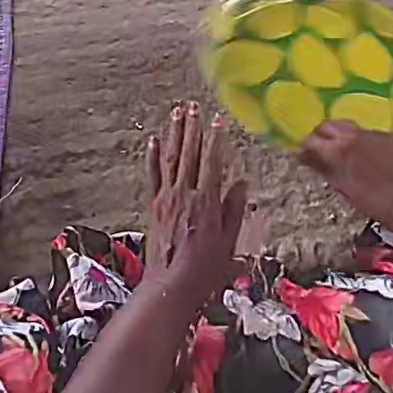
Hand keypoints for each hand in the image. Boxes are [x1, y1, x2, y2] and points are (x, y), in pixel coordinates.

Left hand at [143, 102, 247, 302]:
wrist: (171, 286)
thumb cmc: (205, 267)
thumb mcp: (229, 240)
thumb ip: (233, 209)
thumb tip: (240, 183)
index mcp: (207, 201)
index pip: (212, 161)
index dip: (215, 138)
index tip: (218, 119)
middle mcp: (185, 194)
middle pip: (190, 153)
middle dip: (193, 127)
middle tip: (194, 106)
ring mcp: (166, 198)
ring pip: (171, 158)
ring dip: (175, 133)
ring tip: (177, 113)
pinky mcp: (154, 205)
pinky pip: (153, 175)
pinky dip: (153, 156)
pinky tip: (154, 139)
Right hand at [301, 121, 392, 222]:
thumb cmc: (370, 199)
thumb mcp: (341, 185)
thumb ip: (322, 168)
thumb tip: (305, 157)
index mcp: (336, 149)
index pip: (311, 139)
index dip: (304, 146)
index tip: (302, 154)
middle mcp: (351, 135)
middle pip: (327, 125)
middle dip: (319, 134)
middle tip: (317, 148)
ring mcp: (370, 133)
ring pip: (346, 124)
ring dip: (337, 132)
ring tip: (337, 147)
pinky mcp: (384, 135)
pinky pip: (364, 130)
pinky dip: (356, 137)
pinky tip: (360, 150)